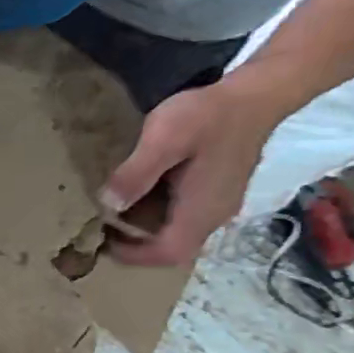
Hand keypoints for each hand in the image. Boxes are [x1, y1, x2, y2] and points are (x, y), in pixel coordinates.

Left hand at [102, 81, 283, 265]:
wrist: (252, 97)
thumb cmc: (205, 117)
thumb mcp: (162, 141)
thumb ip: (136, 174)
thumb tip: (108, 205)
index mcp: (202, 210)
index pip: (169, 252)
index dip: (135, 255)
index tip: (104, 245)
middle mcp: (215, 214)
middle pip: (174, 247)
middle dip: (137, 245)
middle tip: (101, 229)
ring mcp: (219, 202)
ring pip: (180, 231)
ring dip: (146, 230)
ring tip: (111, 214)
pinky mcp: (217, 188)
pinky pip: (185, 215)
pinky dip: (157, 214)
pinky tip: (136, 194)